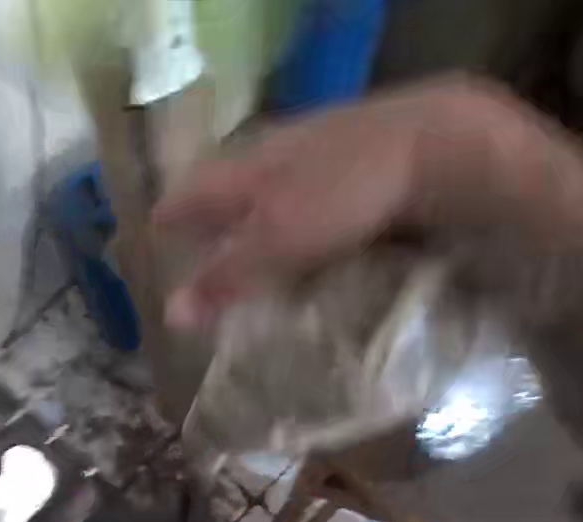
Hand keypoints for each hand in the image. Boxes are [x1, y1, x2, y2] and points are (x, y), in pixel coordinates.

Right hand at [153, 77, 582, 328]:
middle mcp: (266, 159)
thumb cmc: (345, 192)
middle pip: (219, 194)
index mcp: (241, 170)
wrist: (433, 146)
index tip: (149, 253)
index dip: (165, 226)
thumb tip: (170, 315)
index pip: (185, 197)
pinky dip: (283, 230)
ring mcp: (306, 161)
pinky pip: (295, 204)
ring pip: (257, 197)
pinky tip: (292, 251)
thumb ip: (225, 277)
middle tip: (190, 263)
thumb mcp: (278, 243)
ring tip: (237, 265)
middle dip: (203, 229)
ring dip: (243, 230)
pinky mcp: (341, 175)